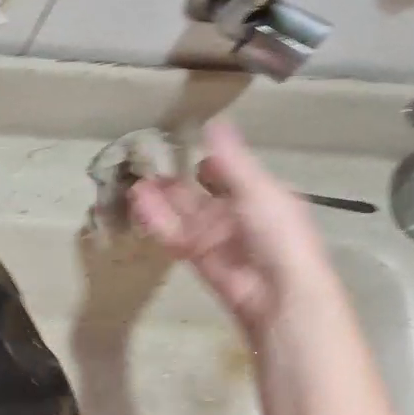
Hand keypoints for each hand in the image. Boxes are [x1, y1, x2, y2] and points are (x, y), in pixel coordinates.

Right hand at [128, 121, 331, 335]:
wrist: (276, 292)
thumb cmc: (277, 234)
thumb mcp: (257, 190)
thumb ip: (232, 160)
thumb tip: (212, 122)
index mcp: (258, 194)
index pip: (226, 172)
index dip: (203, 159)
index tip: (176, 144)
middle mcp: (235, 213)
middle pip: (197, 194)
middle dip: (173, 182)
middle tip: (145, 166)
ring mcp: (214, 237)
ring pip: (181, 215)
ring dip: (159, 201)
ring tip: (136, 185)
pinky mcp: (195, 257)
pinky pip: (174, 236)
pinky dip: (157, 222)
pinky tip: (140, 206)